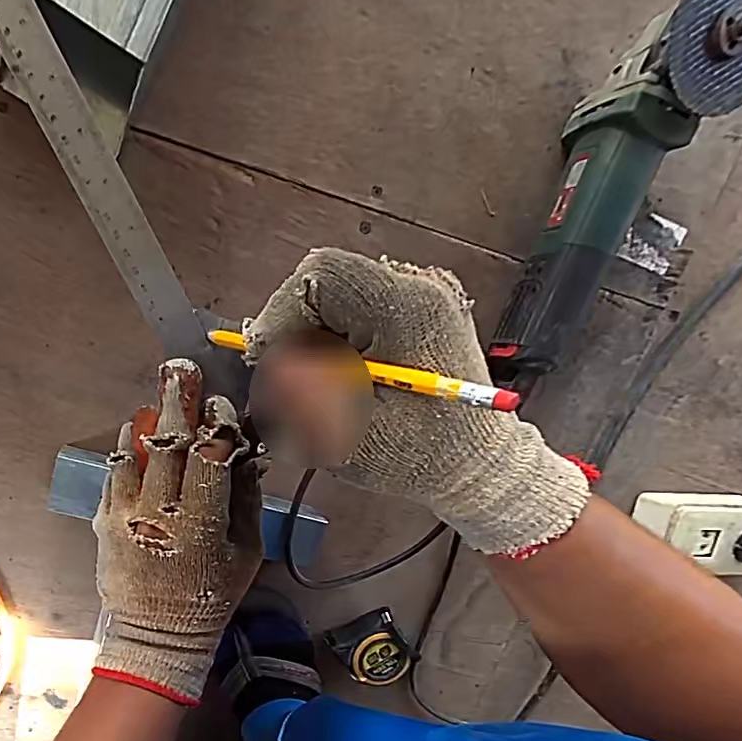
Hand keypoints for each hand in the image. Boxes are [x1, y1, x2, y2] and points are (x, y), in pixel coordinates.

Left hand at [91, 360, 262, 705]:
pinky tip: (132, 439)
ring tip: (153, 405)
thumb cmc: (209, 595)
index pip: (208, 457)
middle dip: (175, 404)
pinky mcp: (104, 521)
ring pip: (132, 455)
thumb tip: (245, 454)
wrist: (157, 632)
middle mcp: (158, 513)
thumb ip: (244, 499)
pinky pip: (112, 475)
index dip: (216, 424)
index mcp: (200, 523)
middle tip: (179, 372)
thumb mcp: (245, 551)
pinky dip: (124, 453)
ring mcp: (124, 515)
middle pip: (166, 445)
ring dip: (144, 425)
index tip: (220, 404)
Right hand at [245, 248, 591, 555]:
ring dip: (311, 345)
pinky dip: (330, 347)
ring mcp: (416, 298)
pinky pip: (348, 315)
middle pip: (321, 287)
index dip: (281, 315)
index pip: (321, 277)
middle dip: (294, 336)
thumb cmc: (424, 456)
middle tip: (292, 386)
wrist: (477, 464)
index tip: (270, 361)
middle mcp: (417, 289)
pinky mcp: (410, 313)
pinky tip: (342, 381)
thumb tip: (264, 357)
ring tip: (323, 391)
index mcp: (409, 309)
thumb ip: (302, 394)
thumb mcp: (349, 434)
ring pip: (330, 302)